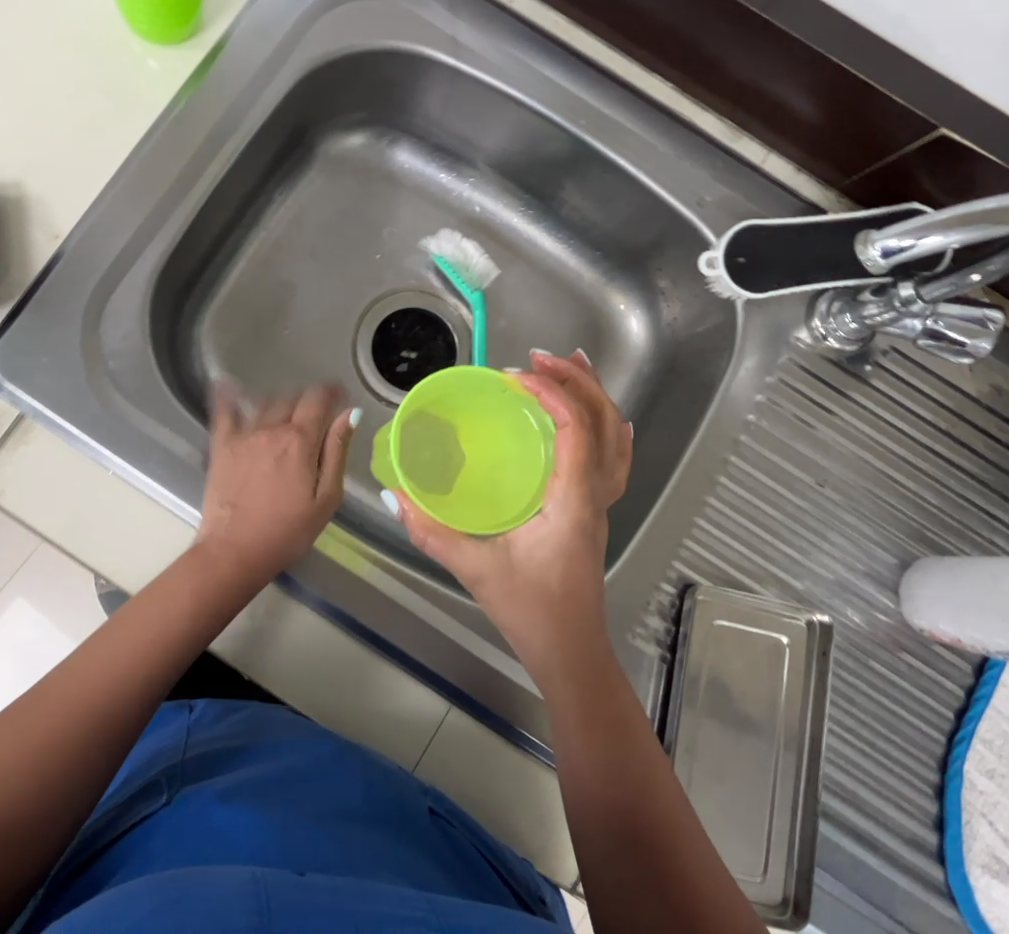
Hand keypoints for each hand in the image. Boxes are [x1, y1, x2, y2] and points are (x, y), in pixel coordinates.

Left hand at [194, 383, 356, 581]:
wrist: (235, 551)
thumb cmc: (288, 532)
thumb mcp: (326, 498)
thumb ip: (336, 452)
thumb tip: (348, 415)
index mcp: (301, 441)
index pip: (318, 400)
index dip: (331, 392)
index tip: (339, 395)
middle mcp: (271, 429)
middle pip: (291, 399)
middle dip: (306, 402)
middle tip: (314, 415)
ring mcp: (242, 435)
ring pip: (263, 403)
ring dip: (278, 403)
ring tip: (284, 414)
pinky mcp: (220, 446)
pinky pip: (224, 411)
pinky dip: (229, 396)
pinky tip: (228, 386)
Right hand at [393, 350, 632, 672]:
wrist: (570, 652)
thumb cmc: (531, 612)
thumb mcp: (476, 569)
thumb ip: (432, 532)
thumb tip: (395, 496)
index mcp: (572, 500)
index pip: (575, 429)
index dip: (551, 393)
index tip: (514, 376)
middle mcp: (595, 495)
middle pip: (603, 422)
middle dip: (576, 382)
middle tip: (538, 357)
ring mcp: (600, 505)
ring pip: (613, 438)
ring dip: (595, 397)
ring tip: (571, 366)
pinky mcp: (594, 514)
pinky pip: (612, 459)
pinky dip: (605, 428)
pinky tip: (599, 420)